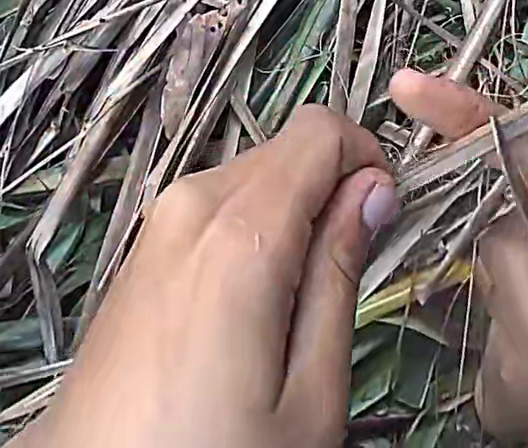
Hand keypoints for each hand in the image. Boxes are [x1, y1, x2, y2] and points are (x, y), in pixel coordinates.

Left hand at [16, 104, 399, 447]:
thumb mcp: (307, 397)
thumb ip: (340, 272)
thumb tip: (371, 189)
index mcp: (239, 231)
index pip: (320, 131)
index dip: (364, 159)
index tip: (382, 212)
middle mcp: (193, 203)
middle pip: (289, 149)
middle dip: (331, 187)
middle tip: (348, 266)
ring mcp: (161, 220)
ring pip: (257, 172)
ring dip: (294, 210)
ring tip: (297, 298)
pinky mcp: (146, 243)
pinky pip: (219, 202)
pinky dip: (255, 225)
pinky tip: (252, 300)